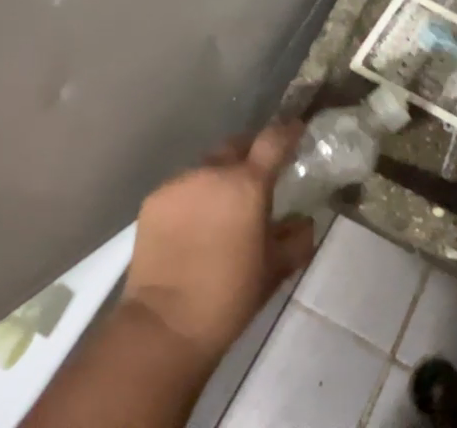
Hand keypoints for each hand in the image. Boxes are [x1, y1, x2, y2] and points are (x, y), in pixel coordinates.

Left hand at [121, 121, 317, 361]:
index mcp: (248, 184)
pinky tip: (195, 226)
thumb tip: (303, 220)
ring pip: (207, 167)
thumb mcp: (276, 268)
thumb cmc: (230, 296)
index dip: (287, 131)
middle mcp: (211, 172)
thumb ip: (297, 237)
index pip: (273, 140)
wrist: (165, 325)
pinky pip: (182, 187)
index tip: (296, 132)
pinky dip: (194, 197)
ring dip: (220, 178)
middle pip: (236, 146)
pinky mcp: (152, 201)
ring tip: (223, 209)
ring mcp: (178, 184)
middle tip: (258, 179)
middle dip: (250, 155)